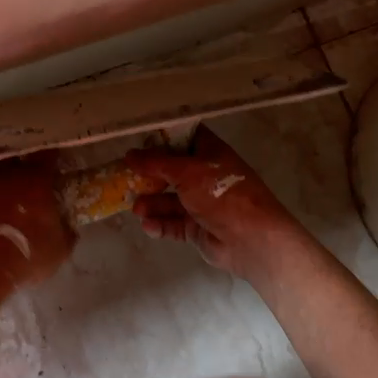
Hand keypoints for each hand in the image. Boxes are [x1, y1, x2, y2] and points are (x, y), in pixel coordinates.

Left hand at [0, 153, 75, 298]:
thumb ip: (66, 232)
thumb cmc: (24, 259)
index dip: (52, 157)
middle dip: (24, 170)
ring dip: (1, 189)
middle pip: (16, 162)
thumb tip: (69, 226)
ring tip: (7, 209)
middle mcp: (5, 178)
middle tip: (32, 186)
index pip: (46, 156)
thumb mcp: (59, 251)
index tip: (56, 162)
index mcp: (34, 182)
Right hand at [125, 128, 308, 280]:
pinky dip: (160, 224)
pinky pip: (173, 223)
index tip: (139, 143)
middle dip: (149, 176)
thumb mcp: (187, 172)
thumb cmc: (221, 194)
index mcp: (210, 153)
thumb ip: (156, 163)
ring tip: (136, 208)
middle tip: (126, 178)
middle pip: (172, 171)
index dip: (163, 139)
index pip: (185, 138)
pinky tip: (147, 225)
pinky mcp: (198, 228)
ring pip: (169, 200)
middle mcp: (205, 176)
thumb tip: (129, 154)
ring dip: (151, 203)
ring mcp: (202, 204)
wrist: (251, 239)